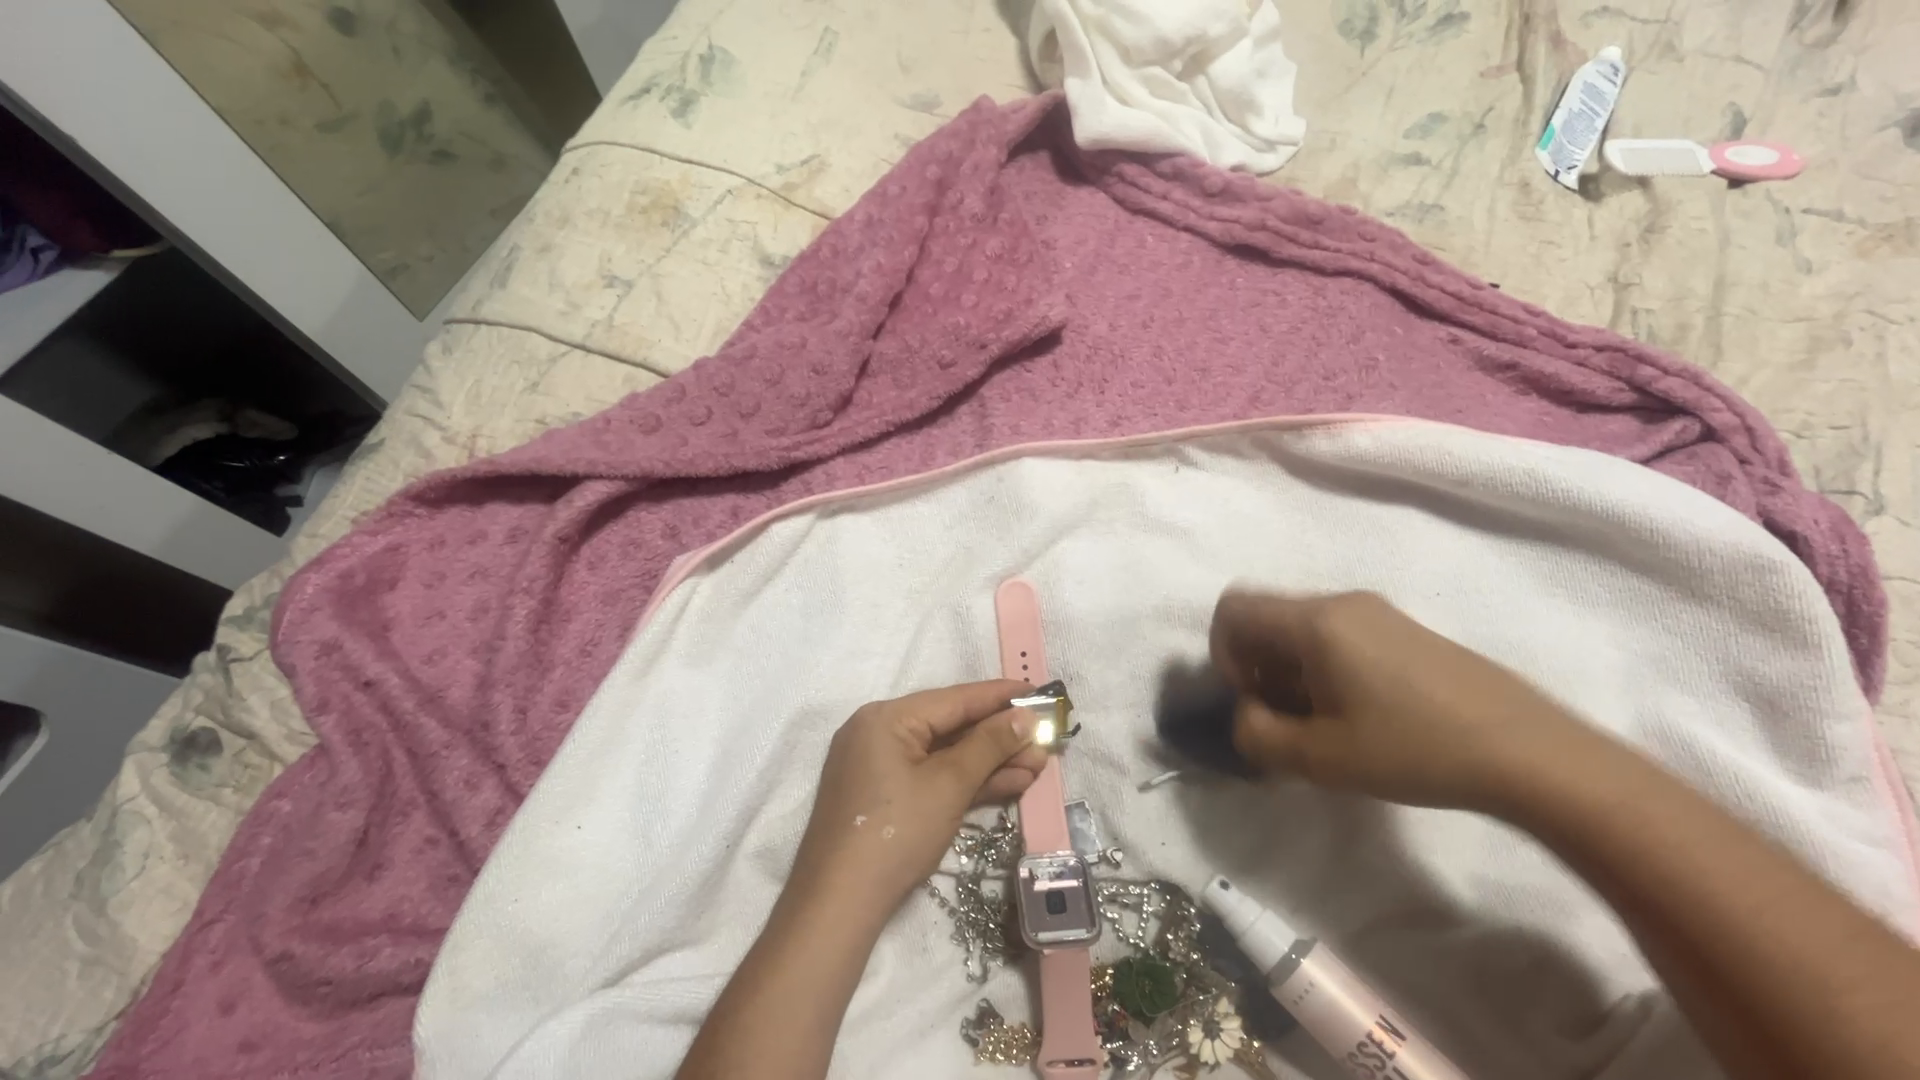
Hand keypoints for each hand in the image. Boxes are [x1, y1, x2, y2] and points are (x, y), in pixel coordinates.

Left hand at [785, 680, 1046, 925]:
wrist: (840, 903)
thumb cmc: (895, 832)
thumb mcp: (948, 785)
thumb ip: (989, 745)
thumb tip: (1025, 716)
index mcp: (886, 718)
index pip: (955, 699)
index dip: (1001, 696)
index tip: (1041, 692)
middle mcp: (879, 733)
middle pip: (951, 726)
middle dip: (1001, 736)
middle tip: (1047, 738)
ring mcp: (880, 767)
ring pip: (945, 755)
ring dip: (991, 762)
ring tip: (1039, 766)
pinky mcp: (886, 797)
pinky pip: (932, 777)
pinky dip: (967, 782)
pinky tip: (1011, 783)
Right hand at [1209, 589, 1597, 811]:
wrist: (1527, 752)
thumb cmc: (1412, 750)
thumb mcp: (1317, 759)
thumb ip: (1255, 734)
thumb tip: (1247, 714)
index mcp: (1315, 621)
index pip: (1233, 609)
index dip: (1221, 653)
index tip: (1251, 700)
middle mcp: (1343, 603)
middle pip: (1268, 618)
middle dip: (1257, 668)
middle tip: (1284, 722)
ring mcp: (1380, 614)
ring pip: (1303, 629)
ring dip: (1290, 672)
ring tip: (1322, 725)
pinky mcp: (1407, 632)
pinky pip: (1338, 636)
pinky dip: (1324, 669)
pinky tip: (1359, 717)